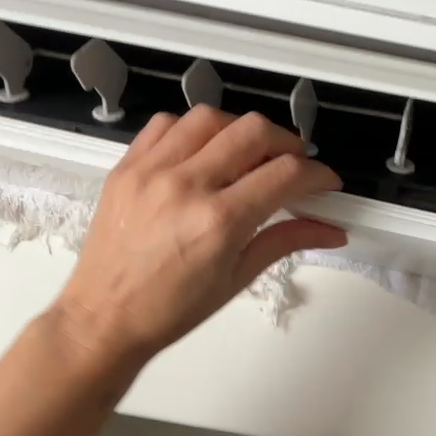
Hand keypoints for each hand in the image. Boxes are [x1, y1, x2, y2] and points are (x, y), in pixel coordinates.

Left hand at [48, 107, 347, 373]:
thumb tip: (332, 230)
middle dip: (287, 142)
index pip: (286, 174)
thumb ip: (287, 241)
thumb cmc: (171, 309)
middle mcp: (186, 187)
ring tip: (248, 153)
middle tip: (293, 163)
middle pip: (254, 131)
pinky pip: (166, 124)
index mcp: (219, 222)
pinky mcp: (126, 167)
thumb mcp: (238, 278)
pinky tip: (204, 151)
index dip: (317, 174)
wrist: (104, 318)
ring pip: (211, 117)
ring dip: (241, 129)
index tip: (325, 181)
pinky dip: (194, 129)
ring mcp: (152, 171)